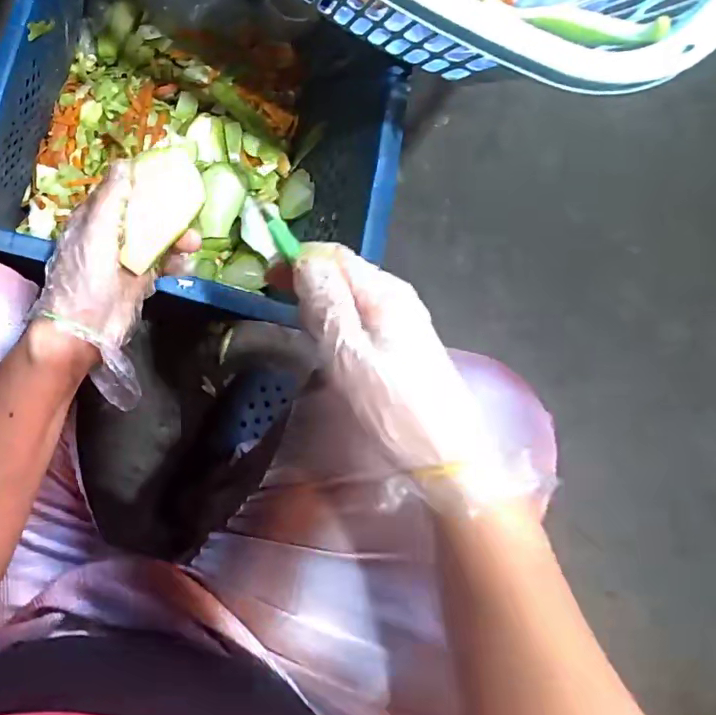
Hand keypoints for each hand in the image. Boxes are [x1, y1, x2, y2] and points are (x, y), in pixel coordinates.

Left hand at [29, 160, 190, 408]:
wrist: (84, 329)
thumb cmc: (85, 277)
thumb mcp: (95, 230)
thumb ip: (110, 197)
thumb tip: (124, 163)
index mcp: (92, 219)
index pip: (118, 190)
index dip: (140, 181)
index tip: (167, 174)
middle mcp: (108, 235)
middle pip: (142, 213)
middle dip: (167, 211)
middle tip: (188, 212)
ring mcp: (124, 258)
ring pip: (156, 237)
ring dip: (176, 237)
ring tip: (192, 243)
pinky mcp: (138, 280)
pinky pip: (162, 262)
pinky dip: (175, 261)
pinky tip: (184, 264)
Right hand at [293, 243, 545, 514]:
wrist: (449, 460)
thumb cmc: (394, 408)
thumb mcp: (349, 354)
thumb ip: (325, 304)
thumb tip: (303, 259)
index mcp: (384, 292)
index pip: (334, 254)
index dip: (296, 259)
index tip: (266, 279)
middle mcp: (396, 296)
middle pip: (342, 270)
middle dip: (306, 278)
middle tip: (276, 304)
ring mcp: (402, 319)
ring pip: (348, 293)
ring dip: (318, 299)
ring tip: (297, 324)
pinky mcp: (402, 341)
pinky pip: (359, 314)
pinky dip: (334, 318)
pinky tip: (327, 341)